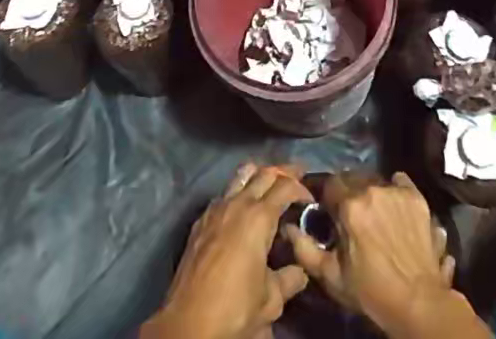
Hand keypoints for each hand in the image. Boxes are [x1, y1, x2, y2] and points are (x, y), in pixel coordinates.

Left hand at [142, 163, 311, 338]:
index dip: (302, 189)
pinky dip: (238, 192)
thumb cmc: (234, 309)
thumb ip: (291, 279)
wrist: (186, 327)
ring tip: (270, 185)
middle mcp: (238, 205)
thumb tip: (300, 270)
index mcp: (259, 217)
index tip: (309, 201)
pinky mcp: (199, 222)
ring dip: (259, 175)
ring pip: (241, 176)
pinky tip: (241, 210)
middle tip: (298, 177)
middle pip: (264, 172)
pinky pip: (224, 194)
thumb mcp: (272, 300)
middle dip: (284, 172)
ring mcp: (215, 210)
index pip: (286, 186)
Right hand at [290, 173, 477, 338]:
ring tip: (375, 216)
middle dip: (349, 194)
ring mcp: (398, 191)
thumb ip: (305, 249)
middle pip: (354, 179)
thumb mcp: (331, 275)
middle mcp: (373, 190)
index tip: (329, 210)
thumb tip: (290, 227)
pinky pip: (401, 182)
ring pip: (377, 182)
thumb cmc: (370, 291)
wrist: (417, 300)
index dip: (328, 197)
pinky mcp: (417, 196)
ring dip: (372, 194)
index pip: (331, 183)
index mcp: (349, 206)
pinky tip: (395, 208)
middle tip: (352, 216)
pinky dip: (395, 190)